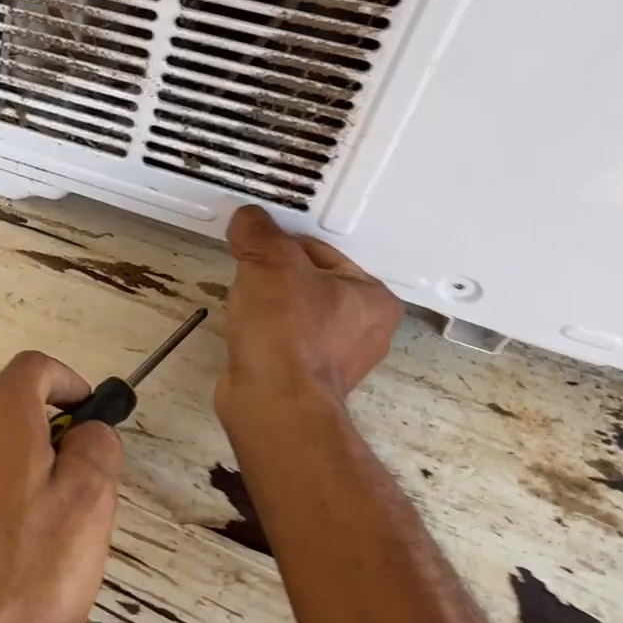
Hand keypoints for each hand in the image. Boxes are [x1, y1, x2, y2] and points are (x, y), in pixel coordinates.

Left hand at [0, 351, 122, 622]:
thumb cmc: (20, 569)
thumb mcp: (87, 504)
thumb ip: (98, 449)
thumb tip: (92, 429)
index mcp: (1, 412)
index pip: (36, 366)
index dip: (70, 381)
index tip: (91, 411)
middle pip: (12, 404)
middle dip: (49, 430)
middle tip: (78, 479)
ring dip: (21, 462)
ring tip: (46, 521)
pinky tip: (8, 542)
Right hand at [215, 206, 402, 425]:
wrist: (273, 402)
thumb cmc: (286, 332)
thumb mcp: (269, 260)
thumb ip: (258, 230)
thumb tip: (248, 220)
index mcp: (375, 298)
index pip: (321, 251)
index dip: (282, 243)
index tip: (258, 246)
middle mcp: (366, 331)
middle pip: (309, 281)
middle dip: (276, 275)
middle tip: (252, 273)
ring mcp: (338, 360)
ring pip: (296, 312)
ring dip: (269, 305)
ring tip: (248, 304)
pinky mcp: (309, 381)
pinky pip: (284, 341)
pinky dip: (265, 333)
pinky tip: (249, 332)